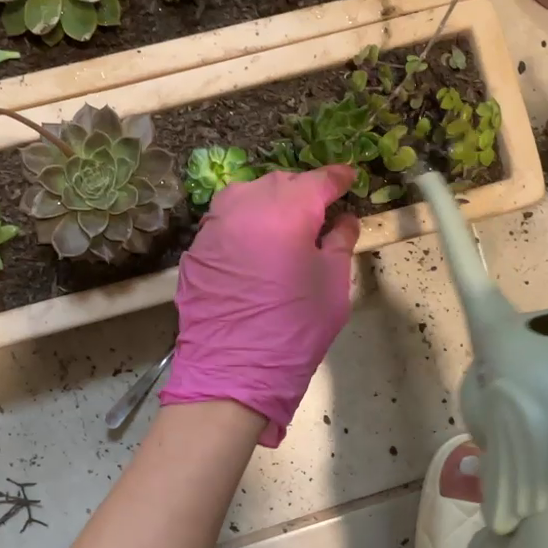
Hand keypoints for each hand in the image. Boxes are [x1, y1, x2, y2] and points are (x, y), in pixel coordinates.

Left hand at [159, 167, 359, 446]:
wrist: (232, 370)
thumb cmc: (295, 326)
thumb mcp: (332, 284)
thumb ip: (339, 242)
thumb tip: (344, 220)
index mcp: (287, 208)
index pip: (318, 180)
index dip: (337, 178)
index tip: (349, 178)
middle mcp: (246, 204)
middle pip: (281, 183)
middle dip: (303, 190)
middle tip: (322, 208)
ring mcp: (216, 225)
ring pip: (249, 196)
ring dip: (271, 202)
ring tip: (287, 223)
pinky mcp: (198, 248)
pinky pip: (228, 221)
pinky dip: (247, 223)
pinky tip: (257, 244)